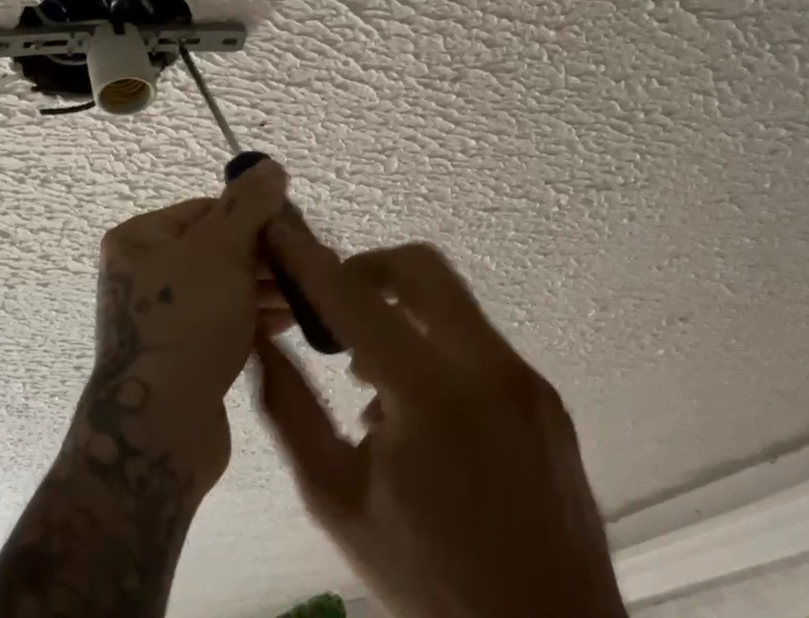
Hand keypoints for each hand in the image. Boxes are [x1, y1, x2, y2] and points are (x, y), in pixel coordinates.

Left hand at [72, 158, 290, 495]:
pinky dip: (253, 317)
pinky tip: (290, 322)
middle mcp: (141, 274)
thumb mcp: (220, 251)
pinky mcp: (179, 353)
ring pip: (222, 288)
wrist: (161, 425)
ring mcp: (158, 316)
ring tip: (311, 295)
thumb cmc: (187, 324)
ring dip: (265, 287)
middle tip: (314, 265)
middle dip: (265, 255)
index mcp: (138, 240)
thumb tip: (268, 166)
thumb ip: (247, 206)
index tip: (297, 231)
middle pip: (215, 249)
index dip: (254, 216)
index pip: (205, 209)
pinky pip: (221, 322)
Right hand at [255, 230, 626, 617]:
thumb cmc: (428, 576)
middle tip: (325, 302)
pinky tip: (409, 408)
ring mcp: (528, 384)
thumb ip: (290, 409)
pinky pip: (477, 343)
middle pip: (421, 268)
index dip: (306, 259)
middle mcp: (491, 370)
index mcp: (431, 394)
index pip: (353, 297)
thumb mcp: (334, 496)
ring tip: (361, 368)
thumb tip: (261, 343)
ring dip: (398, 309)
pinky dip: (432, 345)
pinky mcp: (547, 404)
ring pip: (453, 303)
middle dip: (363, 266)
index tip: (276, 231)